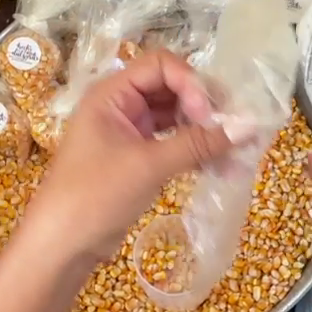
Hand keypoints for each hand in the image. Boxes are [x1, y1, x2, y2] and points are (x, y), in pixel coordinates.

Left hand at [12, 51, 232, 277]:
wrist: (62, 246)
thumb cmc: (95, 195)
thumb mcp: (148, 165)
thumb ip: (198, 144)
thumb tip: (250, 126)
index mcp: (111, 94)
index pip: (161, 66)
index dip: (190, 83)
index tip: (208, 115)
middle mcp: (120, 106)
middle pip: (172, 89)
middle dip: (204, 107)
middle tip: (233, 131)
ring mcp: (129, 132)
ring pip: (176, 118)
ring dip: (205, 132)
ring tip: (236, 153)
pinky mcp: (138, 159)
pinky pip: (173, 143)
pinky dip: (196, 152)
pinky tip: (222, 167)